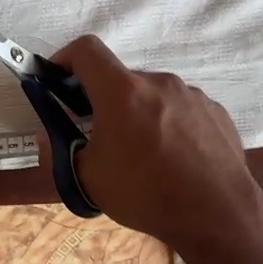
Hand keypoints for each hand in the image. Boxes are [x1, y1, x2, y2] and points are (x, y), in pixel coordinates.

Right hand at [48, 35, 262, 254]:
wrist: (214, 212)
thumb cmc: (142, 194)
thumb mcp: (86, 177)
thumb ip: (59, 151)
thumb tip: (47, 135)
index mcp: (122, 93)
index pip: (87, 51)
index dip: (64, 58)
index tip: (55, 80)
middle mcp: (159, 83)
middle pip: (119, 79)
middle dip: (100, 101)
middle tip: (93, 137)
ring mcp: (191, 95)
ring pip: (150, 95)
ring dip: (134, 114)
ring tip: (136, 154)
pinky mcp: (214, 111)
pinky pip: (178, 109)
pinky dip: (163, 125)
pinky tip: (166, 159)